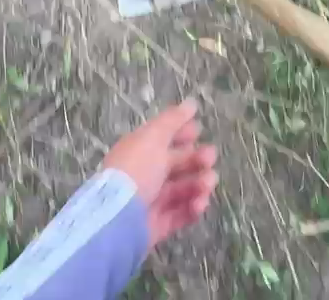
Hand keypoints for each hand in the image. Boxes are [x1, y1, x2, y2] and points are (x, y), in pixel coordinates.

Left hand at [100, 99, 219, 246]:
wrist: (118, 219)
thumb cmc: (136, 169)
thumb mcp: (153, 136)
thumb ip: (173, 120)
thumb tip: (191, 103)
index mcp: (140, 151)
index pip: (164, 139)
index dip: (182, 133)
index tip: (199, 130)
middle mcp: (146, 174)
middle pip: (177, 164)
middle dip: (196, 158)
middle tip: (210, 158)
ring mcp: (152, 201)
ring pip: (182, 189)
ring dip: (199, 184)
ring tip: (208, 183)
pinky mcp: (158, 226)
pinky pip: (180, 215)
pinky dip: (193, 208)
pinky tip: (200, 203)